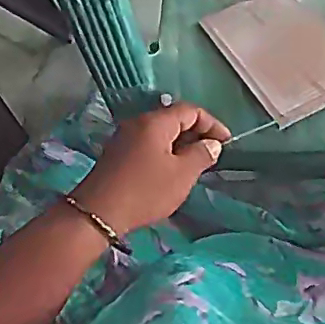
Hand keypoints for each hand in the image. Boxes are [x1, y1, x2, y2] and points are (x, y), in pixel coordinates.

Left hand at [71, 103, 231, 233]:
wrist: (98, 212)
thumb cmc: (145, 191)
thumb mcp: (181, 175)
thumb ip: (201, 155)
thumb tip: (212, 143)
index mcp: (155, 122)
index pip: (190, 110)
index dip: (212, 123)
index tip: (226, 142)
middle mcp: (138, 123)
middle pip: (173, 118)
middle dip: (196, 133)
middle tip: (212, 154)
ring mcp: (124, 137)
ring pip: (160, 132)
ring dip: (180, 144)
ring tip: (195, 164)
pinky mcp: (117, 153)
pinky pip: (147, 143)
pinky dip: (164, 151)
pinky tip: (171, 171)